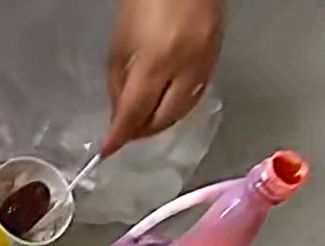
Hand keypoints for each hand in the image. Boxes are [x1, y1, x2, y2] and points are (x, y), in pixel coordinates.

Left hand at [102, 0, 223, 157]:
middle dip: (141, 131)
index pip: (135, 114)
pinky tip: (164, 104)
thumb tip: (119, 117)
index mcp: (157, 62)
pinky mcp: (217, 52)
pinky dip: (177, 106)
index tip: (107, 150)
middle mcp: (186, 65)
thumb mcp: (120, 46)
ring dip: (159, 122)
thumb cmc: (143, 1)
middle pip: (161, 119)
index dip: (119, 136)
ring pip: (182, 110)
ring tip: (143, 121)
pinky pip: (197, 93)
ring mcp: (206, 59)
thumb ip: (119, 86)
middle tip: (125, 133)